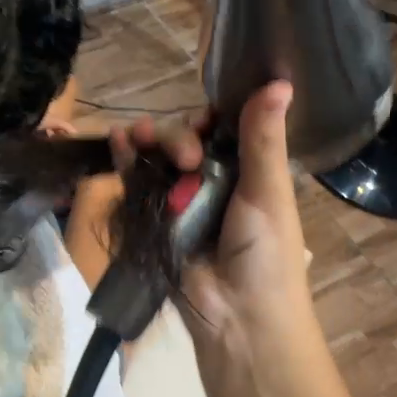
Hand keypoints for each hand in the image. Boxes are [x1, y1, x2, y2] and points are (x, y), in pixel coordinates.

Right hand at [107, 85, 309, 351]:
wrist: (237, 316)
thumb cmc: (265, 254)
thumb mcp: (268, 192)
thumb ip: (262, 138)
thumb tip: (280, 80)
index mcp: (248, 172)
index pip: (223, 128)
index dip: (210, 117)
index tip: (207, 117)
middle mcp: (211, 180)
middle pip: (185, 137)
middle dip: (178, 136)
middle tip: (186, 158)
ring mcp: (178, 199)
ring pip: (158, 155)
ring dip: (148, 140)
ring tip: (138, 138)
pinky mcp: (151, 216)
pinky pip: (135, 179)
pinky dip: (124, 158)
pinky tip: (116, 139)